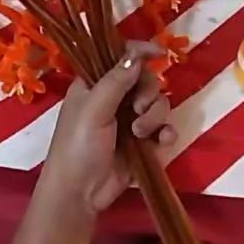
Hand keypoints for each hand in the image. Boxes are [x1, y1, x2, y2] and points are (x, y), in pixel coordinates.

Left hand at [42, 43, 176, 213]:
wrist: (80, 192)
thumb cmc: (78, 146)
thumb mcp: (93, 109)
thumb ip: (115, 80)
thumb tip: (136, 54)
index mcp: (94, 84)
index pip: (119, 57)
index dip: (138, 52)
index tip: (158, 53)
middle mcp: (113, 98)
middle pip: (145, 79)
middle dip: (147, 92)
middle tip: (137, 109)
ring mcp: (128, 120)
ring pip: (156, 103)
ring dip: (154, 115)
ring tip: (139, 133)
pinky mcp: (142, 142)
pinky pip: (163, 128)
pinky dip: (166, 132)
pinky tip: (162, 141)